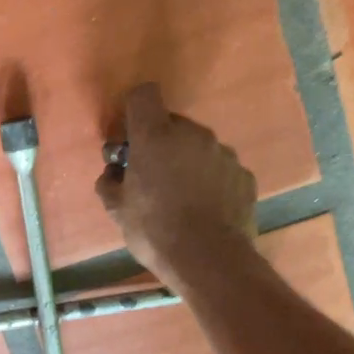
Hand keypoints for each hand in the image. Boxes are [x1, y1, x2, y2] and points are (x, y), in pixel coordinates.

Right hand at [95, 84, 257, 286]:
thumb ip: (110, 181)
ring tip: (178, 197)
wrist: (208, 258)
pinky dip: (208, 180)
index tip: (128, 137)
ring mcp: (223, 153)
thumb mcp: (116, 208)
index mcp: (155, 136)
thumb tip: (114, 172)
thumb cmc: (153, 228)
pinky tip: (202, 208)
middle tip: (149, 177)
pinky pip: (218, 168)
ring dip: (184, 161)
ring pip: (197, 146)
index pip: (144, 95)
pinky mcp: (243, 175)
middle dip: (158, 143)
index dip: (133, 110)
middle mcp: (193, 135)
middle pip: (171, 123)